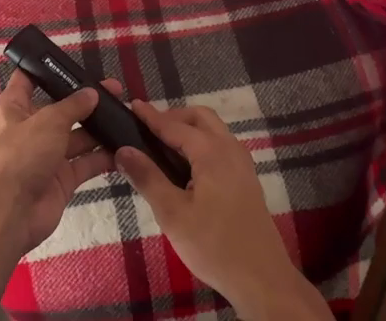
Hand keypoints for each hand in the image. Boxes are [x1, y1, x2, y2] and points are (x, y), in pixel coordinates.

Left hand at [0, 71, 114, 256]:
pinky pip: (86, 163)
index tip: (72, 62)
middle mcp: (32, 128)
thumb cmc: (22, 154)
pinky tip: (124, 147)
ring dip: (99, 128)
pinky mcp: (62, 179)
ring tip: (125, 114)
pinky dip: (102, 157)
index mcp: (16, 107)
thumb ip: (73, 106)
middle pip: (62, 108)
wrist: (11, 212)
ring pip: (77, 136)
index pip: (28, 79)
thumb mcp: (48, 121)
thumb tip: (91, 94)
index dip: (46, 69)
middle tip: (116, 91)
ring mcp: (48, 155)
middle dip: (86, 101)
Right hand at [116, 100, 331, 319]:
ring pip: (213, 130)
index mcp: (212, 152)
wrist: (262, 279)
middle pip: (200, 118)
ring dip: (189, 129)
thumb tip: (123, 150)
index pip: (175, 125)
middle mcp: (230, 149)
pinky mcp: (247, 179)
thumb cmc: (214, 246)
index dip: (151, 116)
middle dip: (173, 117)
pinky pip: (221, 146)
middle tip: (149, 130)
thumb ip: (148, 178)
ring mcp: (243, 164)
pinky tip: (188, 167)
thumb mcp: (173, 214)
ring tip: (164, 147)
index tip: (132, 105)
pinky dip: (201, 143)